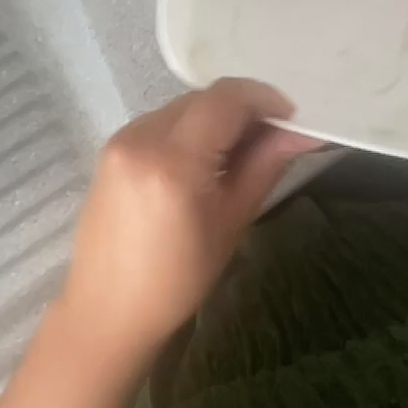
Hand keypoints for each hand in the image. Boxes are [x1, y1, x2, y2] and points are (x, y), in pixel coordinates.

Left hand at [56, 79, 320, 361]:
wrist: (107, 310)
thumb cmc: (177, 279)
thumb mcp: (231, 223)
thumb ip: (264, 166)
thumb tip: (301, 132)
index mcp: (174, 160)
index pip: (225, 99)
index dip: (262, 98)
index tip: (290, 116)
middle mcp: (142, 136)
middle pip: (203, 98)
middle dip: (241, 109)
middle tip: (271, 138)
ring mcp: (121, 137)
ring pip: (182, 107)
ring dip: (215, 117)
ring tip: (237, 153)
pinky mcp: (112, 145)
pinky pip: (161, 121)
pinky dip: (188, 129)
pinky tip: (201, 160)